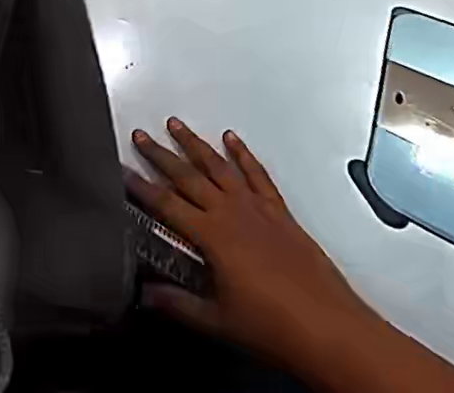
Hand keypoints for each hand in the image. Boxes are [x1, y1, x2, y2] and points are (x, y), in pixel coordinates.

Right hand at [128, 119, 376, 366]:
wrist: (330, 330)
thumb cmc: (276, 327)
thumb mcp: (218, 321)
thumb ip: (178, 304)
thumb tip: (148, 296)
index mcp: (212, 236)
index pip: (165, 203)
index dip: (141, 186)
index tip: (123, 171)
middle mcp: (231, 213)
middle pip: (186, 175)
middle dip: (160, 154)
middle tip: (142, 136)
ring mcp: (256, 208)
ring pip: (217, 165)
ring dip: (194, 144)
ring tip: (177, 125)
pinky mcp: (279, 211)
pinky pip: (256, 174)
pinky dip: (243, 154)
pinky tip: (232, 140)